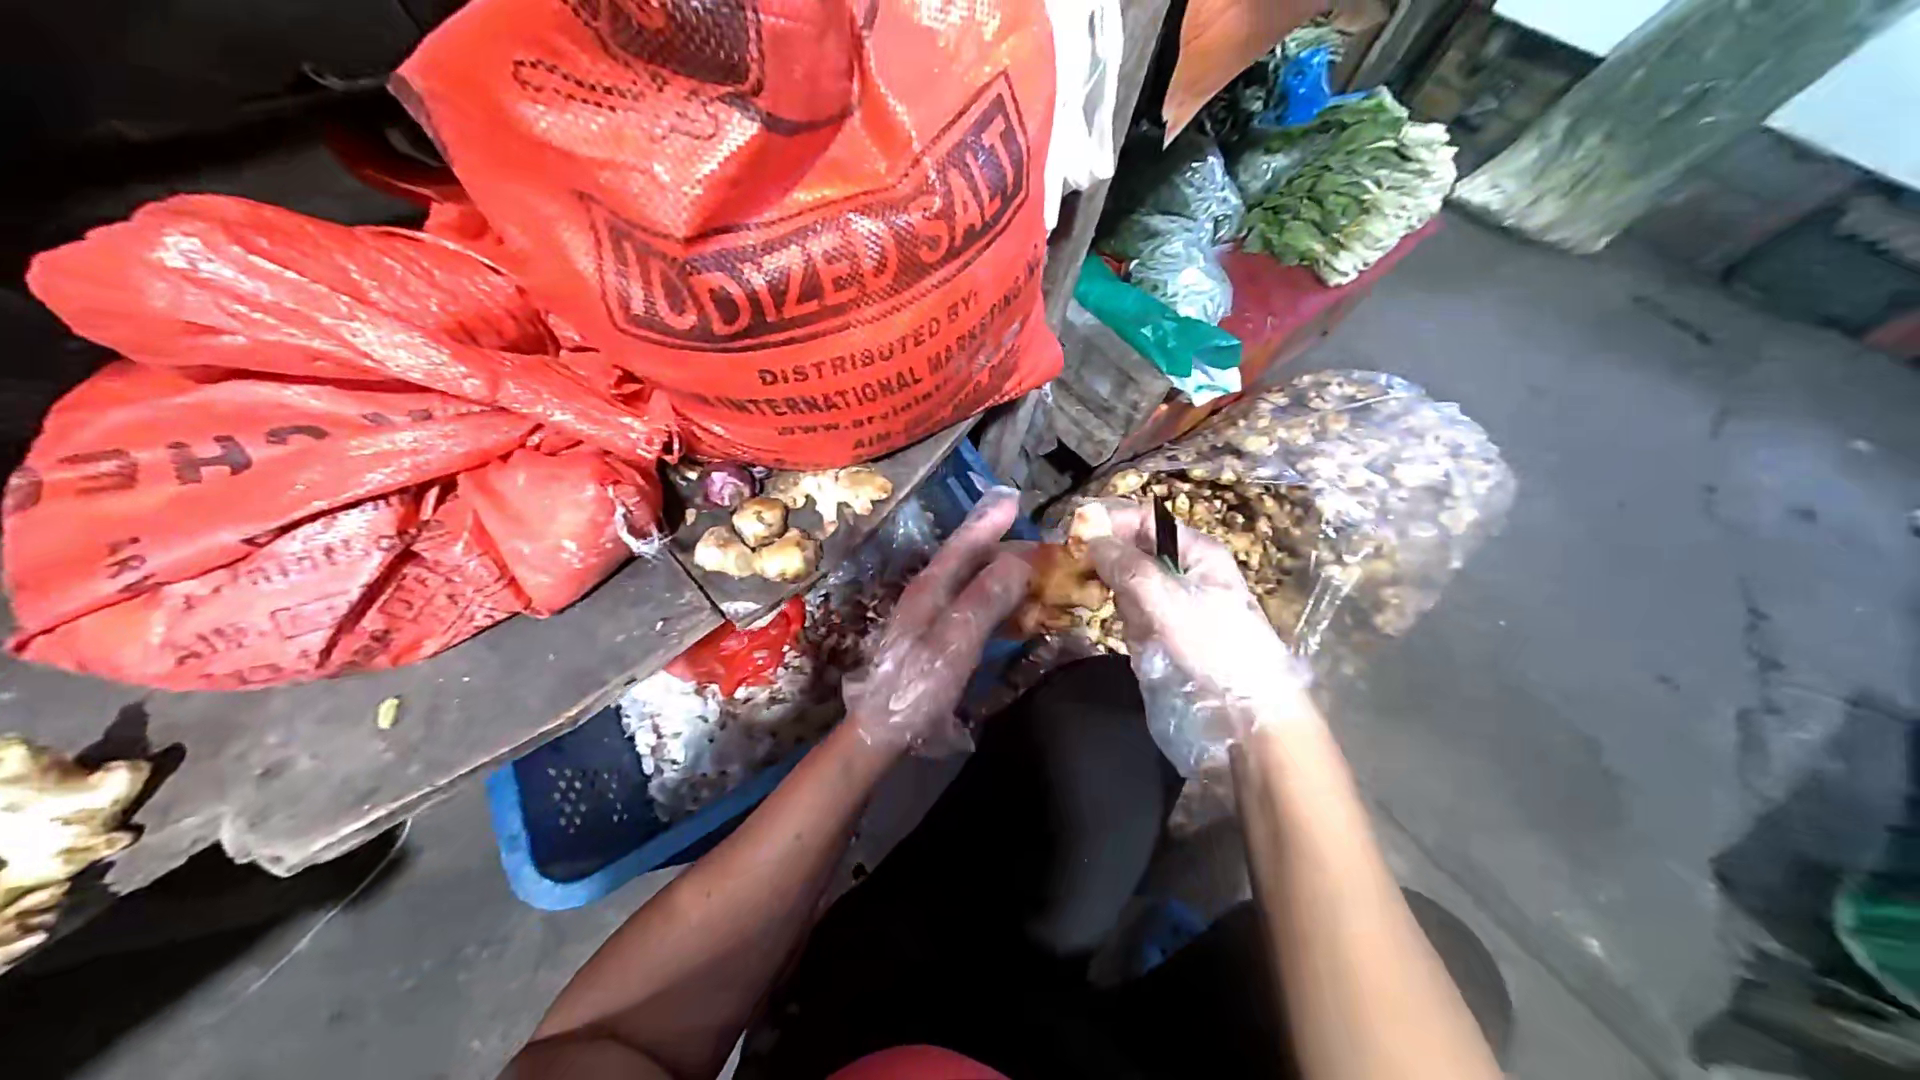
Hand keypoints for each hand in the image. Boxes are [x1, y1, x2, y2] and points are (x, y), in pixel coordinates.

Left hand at [842, 488, 1031, 755]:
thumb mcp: (955, 640)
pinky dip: (994, 599)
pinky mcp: (934, 638)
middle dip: (1001, 546)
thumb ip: (984, 599)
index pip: (963, 545)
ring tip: (1030, 569)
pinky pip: (970, 605)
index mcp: (930, 588)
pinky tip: (1008, 609)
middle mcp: (928, 594)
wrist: (883, 728)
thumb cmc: (918, 684)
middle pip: (968, 560)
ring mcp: (928, 617)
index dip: (988, 522)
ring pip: (969, 582)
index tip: (1013, 500)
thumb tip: (1018, 561)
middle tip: (1039, 544)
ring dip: (999, 571)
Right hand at [1076, 499, 1312, 773]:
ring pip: (1125, 581)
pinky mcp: (1158, 628)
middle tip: (1077, 565)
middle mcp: (1180, 570)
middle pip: (1132, 549)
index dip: (1112, 520)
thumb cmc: (1215, 646)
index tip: (1075, 529)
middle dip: (1107, 557)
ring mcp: (1169, 601)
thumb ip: (1129, 569)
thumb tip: (1093, 539)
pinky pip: (1129, 611)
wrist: (1242, 711)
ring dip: (1112, 590)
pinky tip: (1125, 628)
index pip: (1146, 520)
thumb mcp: (1170, 601)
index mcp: (1195, 552)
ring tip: (1104, 600)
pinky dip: (1121, 616)